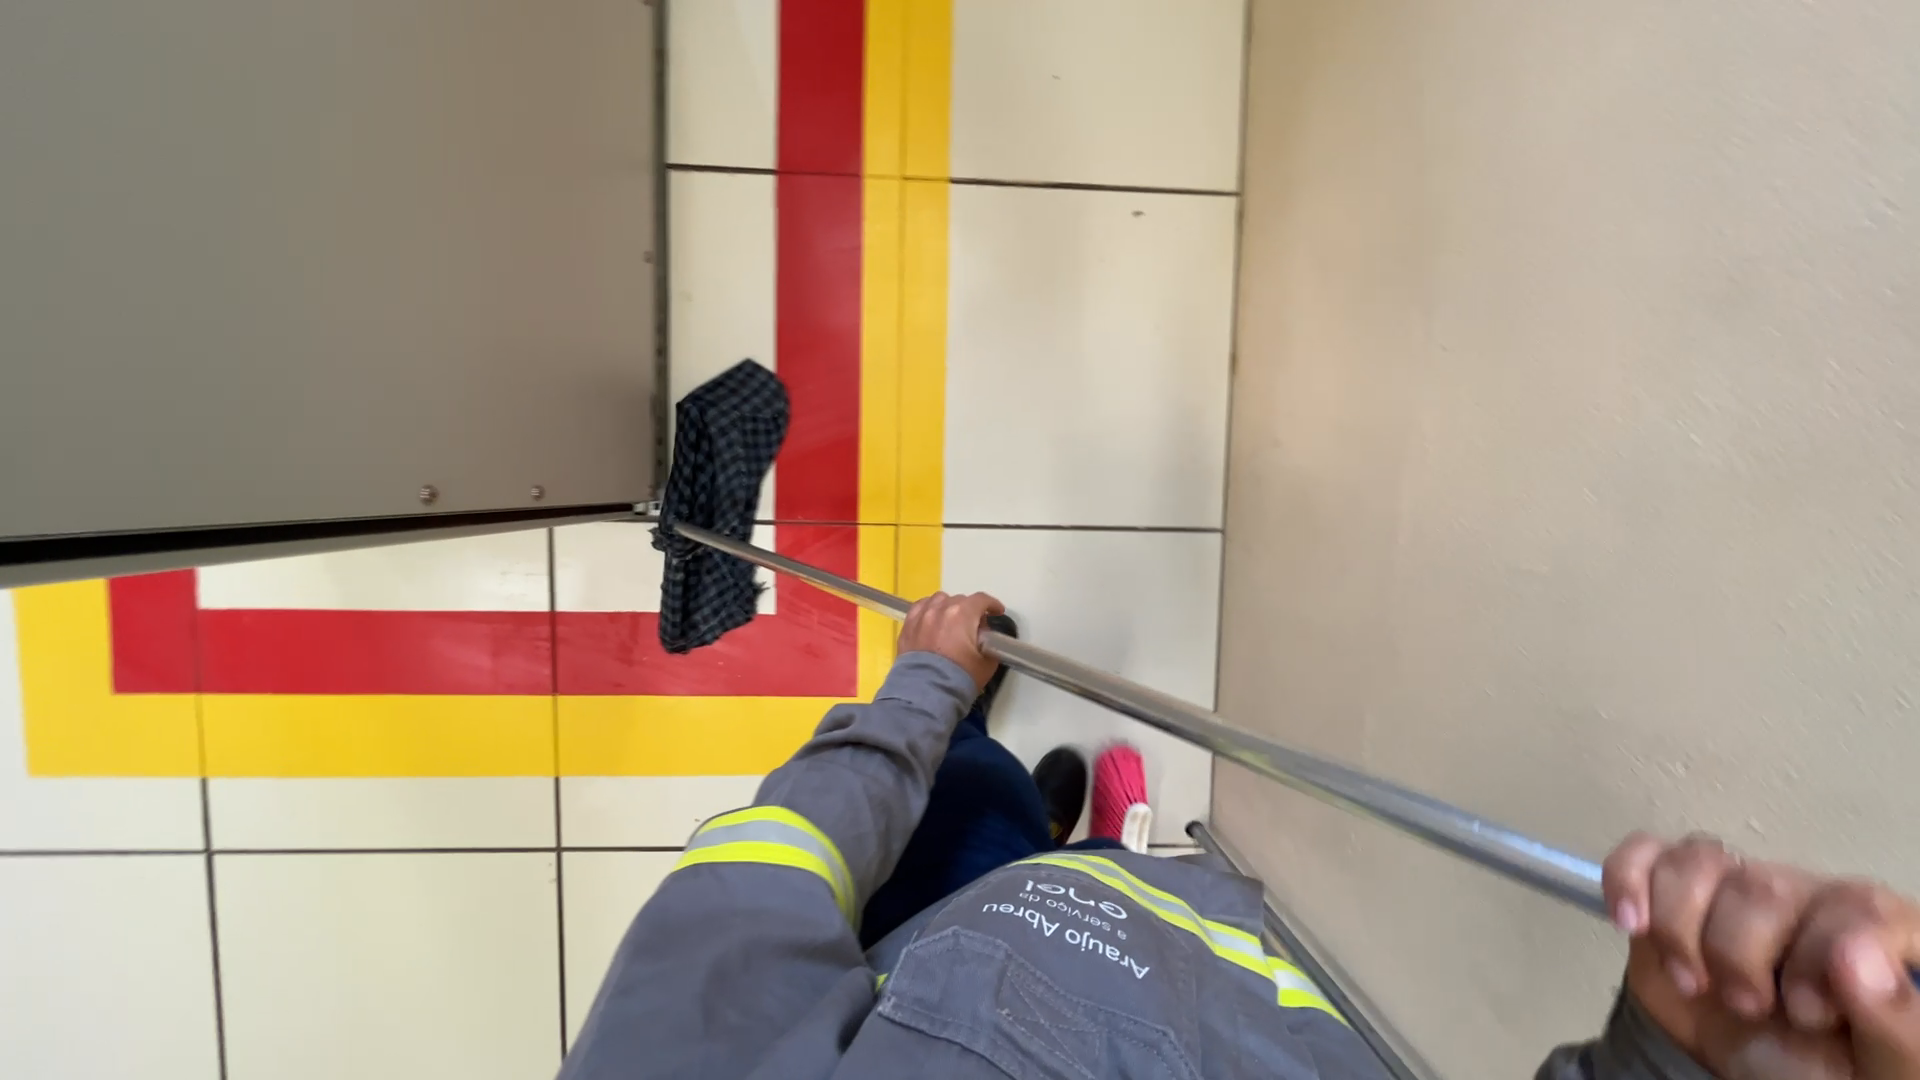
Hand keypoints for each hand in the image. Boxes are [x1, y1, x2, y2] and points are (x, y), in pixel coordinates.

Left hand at [897, 591, 1005, 690]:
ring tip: (951, 622)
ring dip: (948, 607)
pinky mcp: (907, 626)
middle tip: (973, 627)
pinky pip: (920, 608)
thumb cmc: (960, 677)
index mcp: (962, 613)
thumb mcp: (987, 662)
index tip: (996, 612)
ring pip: (939, 600)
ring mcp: (921, 616)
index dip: (992, 604)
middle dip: (970, 610)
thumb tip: (983, 637)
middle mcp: (940, 609)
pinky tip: (932, 619)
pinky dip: (929, 610)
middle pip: (960, 600)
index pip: (981, 600)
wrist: (926, 694)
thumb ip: (990, 643)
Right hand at [1604, 832, 1919, 1078]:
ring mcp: (1733, 882)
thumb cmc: (1824, 1072)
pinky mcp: (1666, 883)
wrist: (1746, 1070)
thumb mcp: (1885, 1072)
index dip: (1826, 953)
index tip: (1808, 1012)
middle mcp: (1809, 895)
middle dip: (1736, 953)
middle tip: (1744, 1006)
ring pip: (1696, 863)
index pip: (1861, 908)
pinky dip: (1627, 880)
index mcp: (1878, 933)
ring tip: (1692, 982)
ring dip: (1679, 929)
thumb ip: (1896, 1023)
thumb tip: (1857, 955)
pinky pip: (1642, 851)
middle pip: (1761, 885)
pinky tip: (1631, 923)